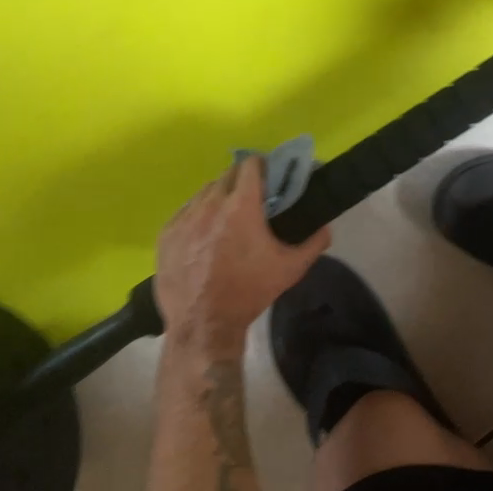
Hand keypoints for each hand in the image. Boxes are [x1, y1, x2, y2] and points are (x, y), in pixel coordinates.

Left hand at [155, 155, 330, 355]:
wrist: (202, 327)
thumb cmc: (249, 292)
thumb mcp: (291, 269)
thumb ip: (314, 242)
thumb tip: (326, 226)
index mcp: (241, 207)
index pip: (250, 165)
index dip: (262, 166)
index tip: (269, 177)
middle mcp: (210, 205)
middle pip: (227, 175)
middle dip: (241, 180)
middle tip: (252, 198)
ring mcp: (184, 220)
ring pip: (204, 192)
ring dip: (219, 196)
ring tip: (227, 215)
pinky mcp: (166, 236)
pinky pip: (184, 211)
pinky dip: (197, 214)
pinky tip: (205, 233)